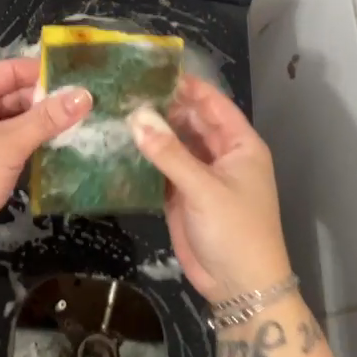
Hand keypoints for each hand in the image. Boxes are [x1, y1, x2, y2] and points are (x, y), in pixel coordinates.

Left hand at [0, 58, 91, 234]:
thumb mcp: (9, 144)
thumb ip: (47, 118)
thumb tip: (85, 94)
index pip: (7, 70)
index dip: (41, 73)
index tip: (78, 77)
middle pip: (12, 92)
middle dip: (45, 99)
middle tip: (85, 101)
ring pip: (13, 115)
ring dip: (41, 120)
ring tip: (80, 118)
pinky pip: (9, 134)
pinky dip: (30, 136)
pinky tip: (59, 138)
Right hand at [128, 75, 291, 302]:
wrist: (240, 289)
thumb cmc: (235, 231)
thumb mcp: (204, 188)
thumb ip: (169, 153)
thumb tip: (136, 116)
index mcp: (240, 145)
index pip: (212, 104)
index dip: (186, 85)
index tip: (152, 68)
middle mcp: (220, 155)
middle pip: (190, 120)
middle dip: (162, 105)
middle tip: (124, 87)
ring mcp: (200, 175)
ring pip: (174, 143)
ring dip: (151, 130)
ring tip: (115, 109)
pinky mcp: (182, 196)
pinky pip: (161, 168)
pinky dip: (144, 157)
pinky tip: (118, 144)